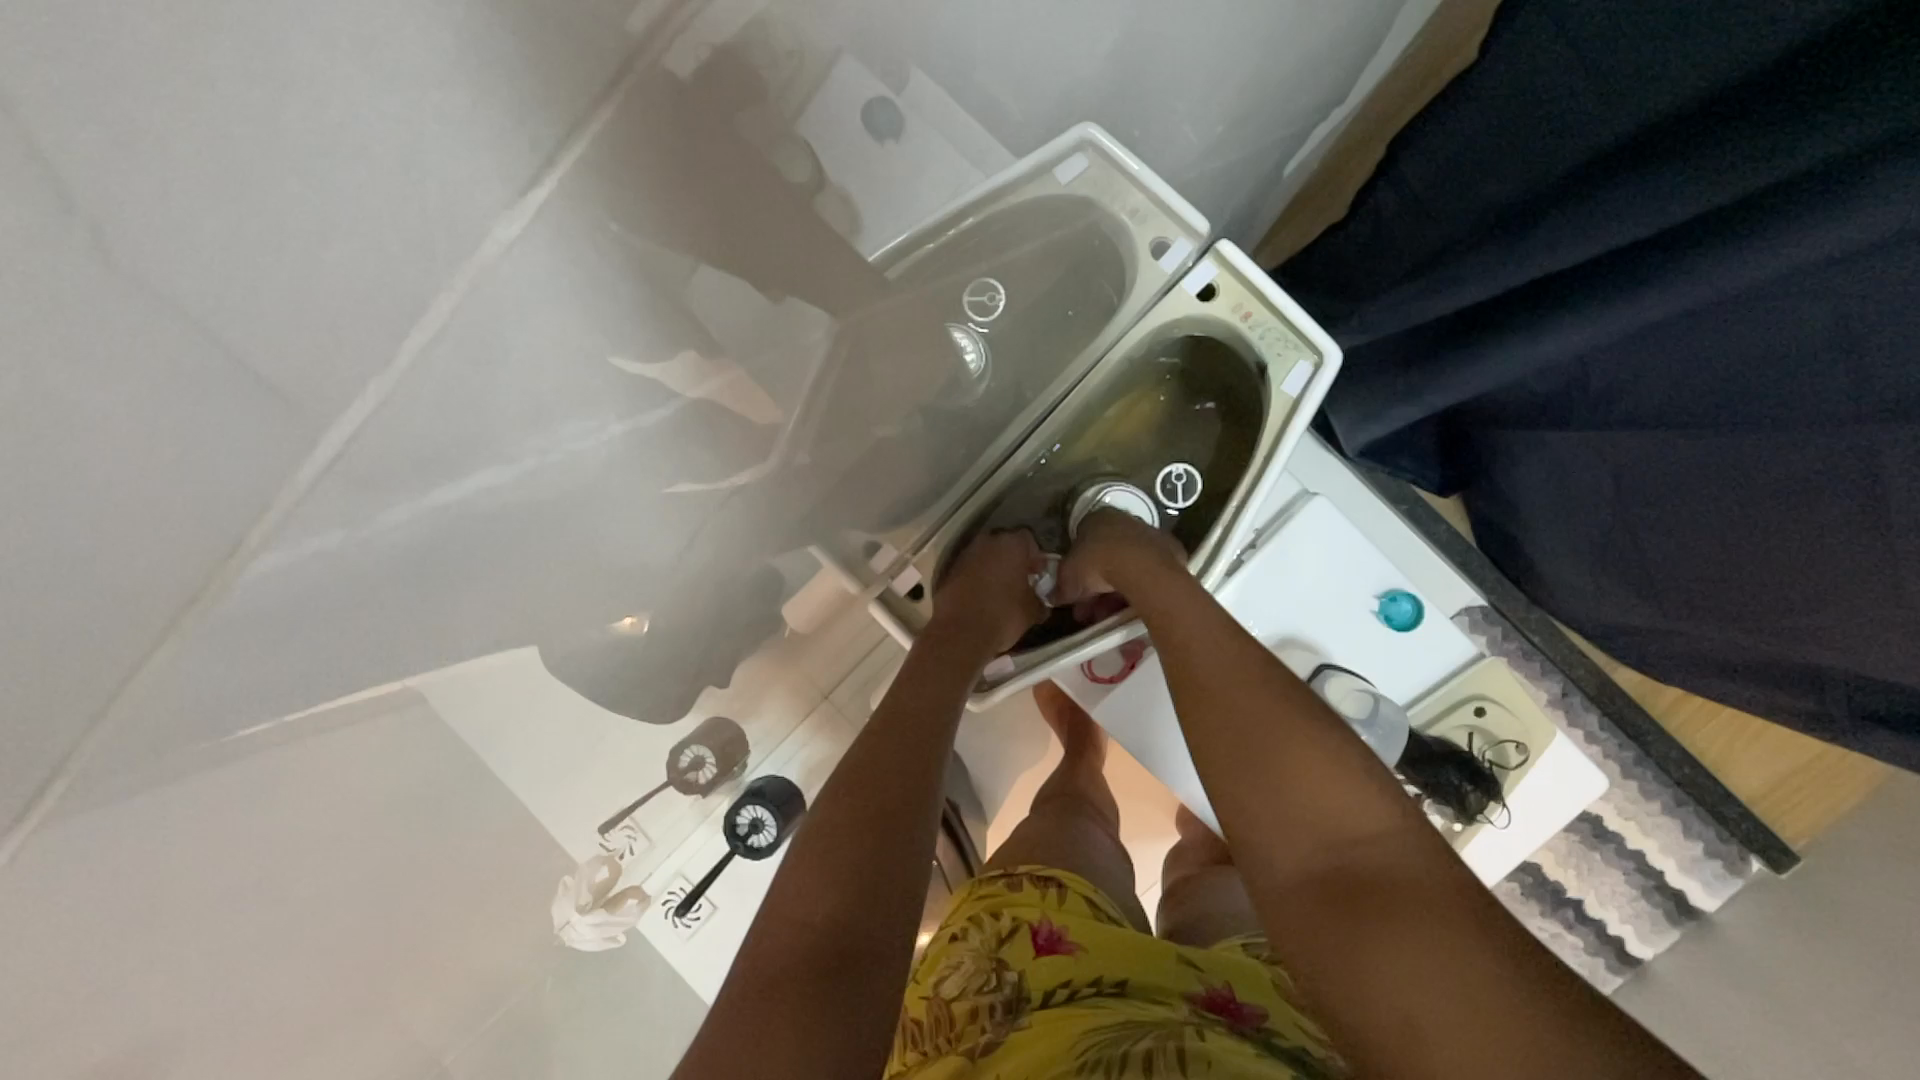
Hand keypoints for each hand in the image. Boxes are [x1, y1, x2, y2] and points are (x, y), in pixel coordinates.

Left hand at [930, 529, 1048, 654]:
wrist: (961, 633)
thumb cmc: (1004, 615)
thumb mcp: (1033, 610)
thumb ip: (1039, 599)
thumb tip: (1041, 601)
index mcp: (1011, 544)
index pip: (1028, 539)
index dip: (1035, 557)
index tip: (1037, 574)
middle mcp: (986, 542)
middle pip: (1004, 544)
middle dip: (1013, 560)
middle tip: (1020, 580)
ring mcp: (964, 555)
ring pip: (985, 556)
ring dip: (993, 568)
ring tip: (1001, 590)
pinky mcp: (949, 570)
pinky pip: (969, 569)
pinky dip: (976, 578)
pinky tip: (982, 597)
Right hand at [1056, 509, 1188, 604]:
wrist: (1141, 567)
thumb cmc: (1096, 563)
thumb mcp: (1067, 578)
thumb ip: (1060, 586)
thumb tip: (1053, 596)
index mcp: (1095, 518)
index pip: (1080, 544)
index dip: (1075, 571)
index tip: (1073, 593)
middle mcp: (1122, 520)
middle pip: (1104, 557)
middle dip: (1094, 589)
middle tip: (1087, 612)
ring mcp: (1148, 535)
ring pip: (1126, 568)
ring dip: (1113, 594)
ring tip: (1106, 618)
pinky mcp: (1169, 551)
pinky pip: (1146, 574)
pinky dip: (1136, 591)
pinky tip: (1128, 610)